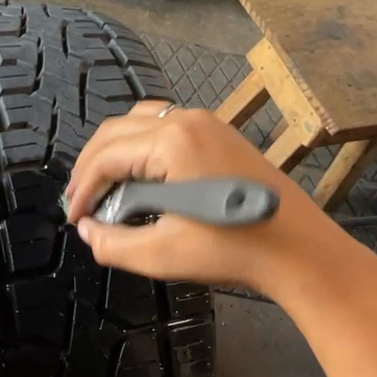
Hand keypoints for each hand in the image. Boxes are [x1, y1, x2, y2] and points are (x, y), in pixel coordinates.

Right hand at [64, 103, 372, 298]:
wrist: (301, 251)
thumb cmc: (234, 251)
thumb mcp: (161, 255)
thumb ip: (112, 244)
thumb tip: (88, 230)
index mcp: (172, 143)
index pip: (106, 158)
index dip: (82, 190)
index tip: (75, 219)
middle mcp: (187, 120)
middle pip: (115, 132)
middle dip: (91, 168)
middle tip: (80, 204)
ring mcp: (207, 122)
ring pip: (137, 123)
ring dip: (113, 154)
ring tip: (102, 189)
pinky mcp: (220, 133)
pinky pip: (163, 127)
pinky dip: (139, 148)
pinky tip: (137, 178)